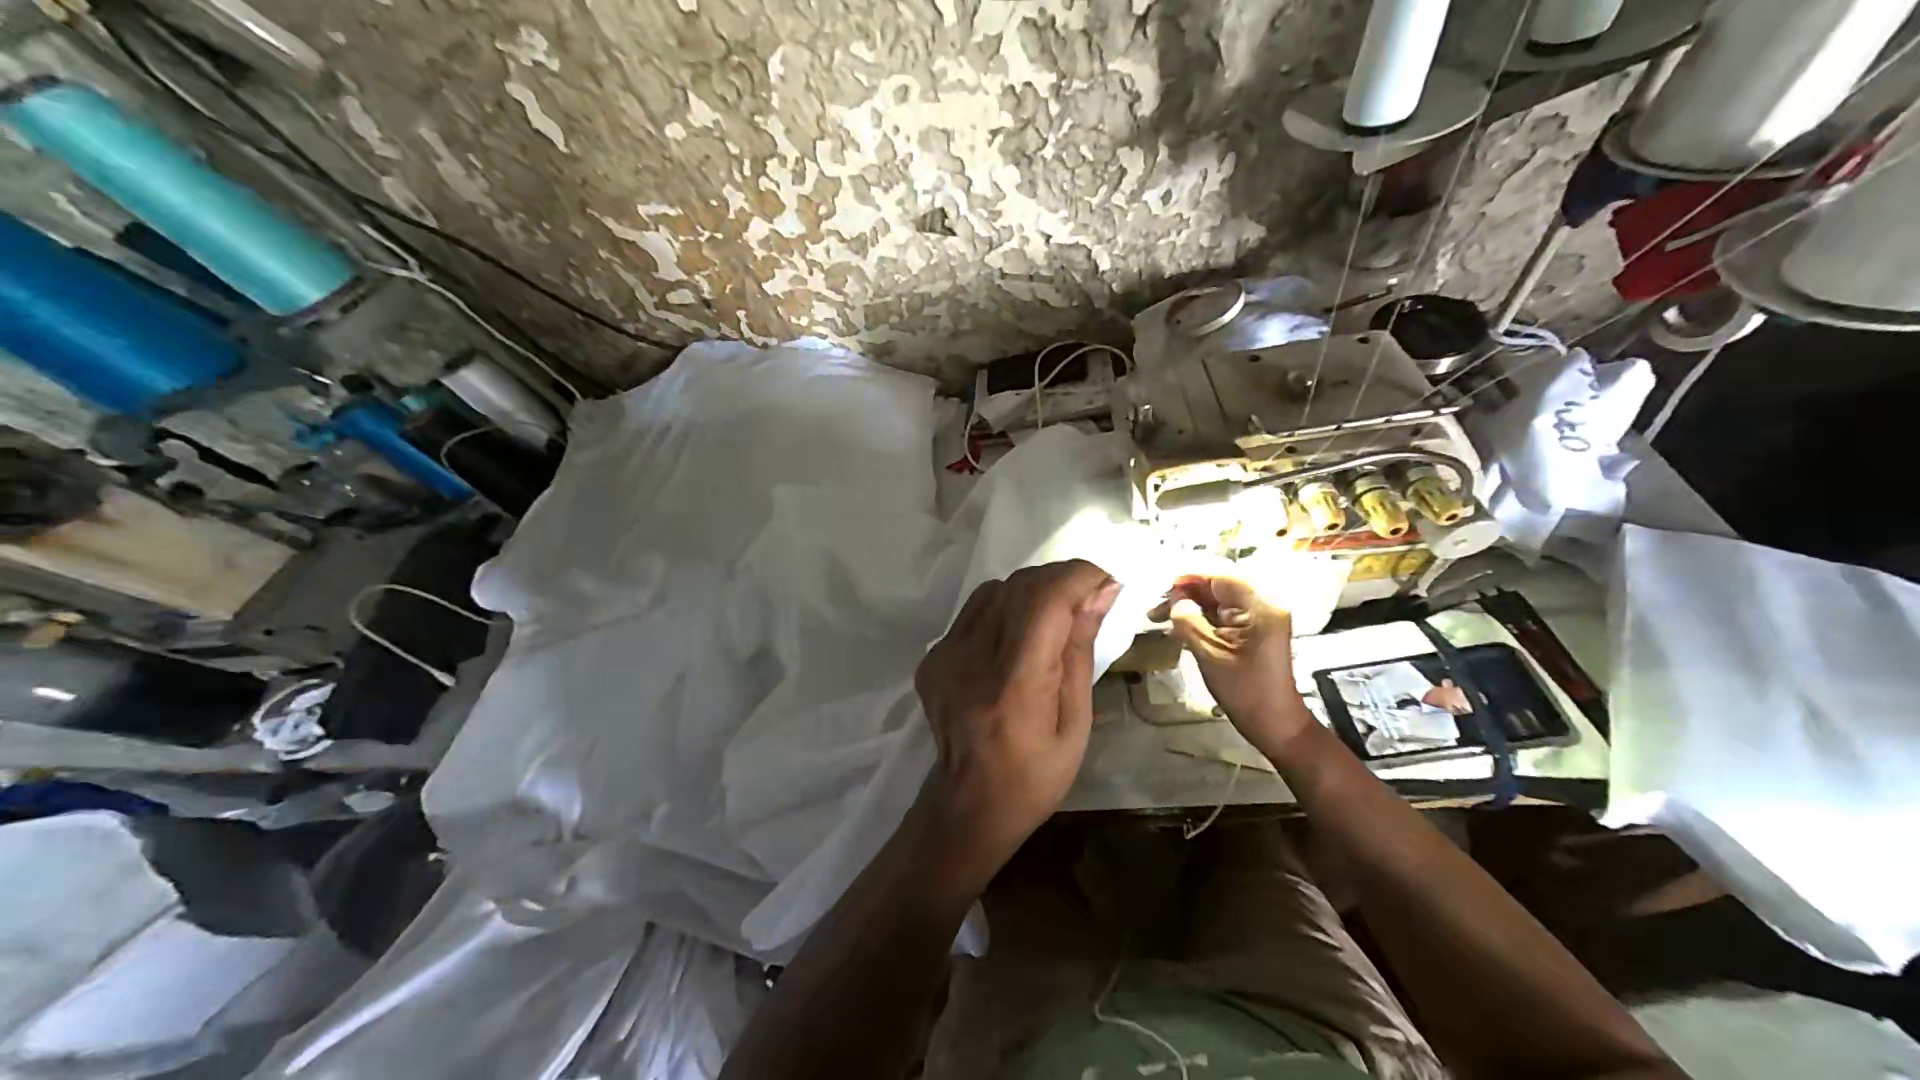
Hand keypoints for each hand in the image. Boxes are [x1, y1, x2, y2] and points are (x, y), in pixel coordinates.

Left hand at [914, 560, 1120, 880]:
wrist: (967, 805)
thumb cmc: (1034, 777)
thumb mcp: (1075, 724)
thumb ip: (1080, 653)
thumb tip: (1099, 593)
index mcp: (1013, 689)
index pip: (1044, 603)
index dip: (1079, 578)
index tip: (1106, 582)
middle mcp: (970, 662)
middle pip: (1019, 587)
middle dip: (1062, 578)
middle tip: (1090, 593)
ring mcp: (944, 657)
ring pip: (995, 589)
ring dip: (1034, 589)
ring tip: (1059, 611)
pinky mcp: (931, 657)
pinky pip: (974, 610)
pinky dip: (1005, 605)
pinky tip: (1021, 630)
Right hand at [1153, 575, 1316, 755]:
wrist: (1275, 723)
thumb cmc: (1244, 690)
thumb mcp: (1209, 653)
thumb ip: (1188, 620)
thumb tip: (1174, 599)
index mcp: (1259, 607)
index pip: (1219, 576)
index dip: (1187, 577)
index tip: (1158, 585)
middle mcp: (1263, 605)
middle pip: (1218, 585)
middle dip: (1185, 591)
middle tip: (1154, 605)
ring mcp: (1259, 618)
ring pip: (1217, 599)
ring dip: (1189, 605)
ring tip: (1158, 617)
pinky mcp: (1253, 630)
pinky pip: (1222, 614)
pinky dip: (1200, 617)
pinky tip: (1177, 627)